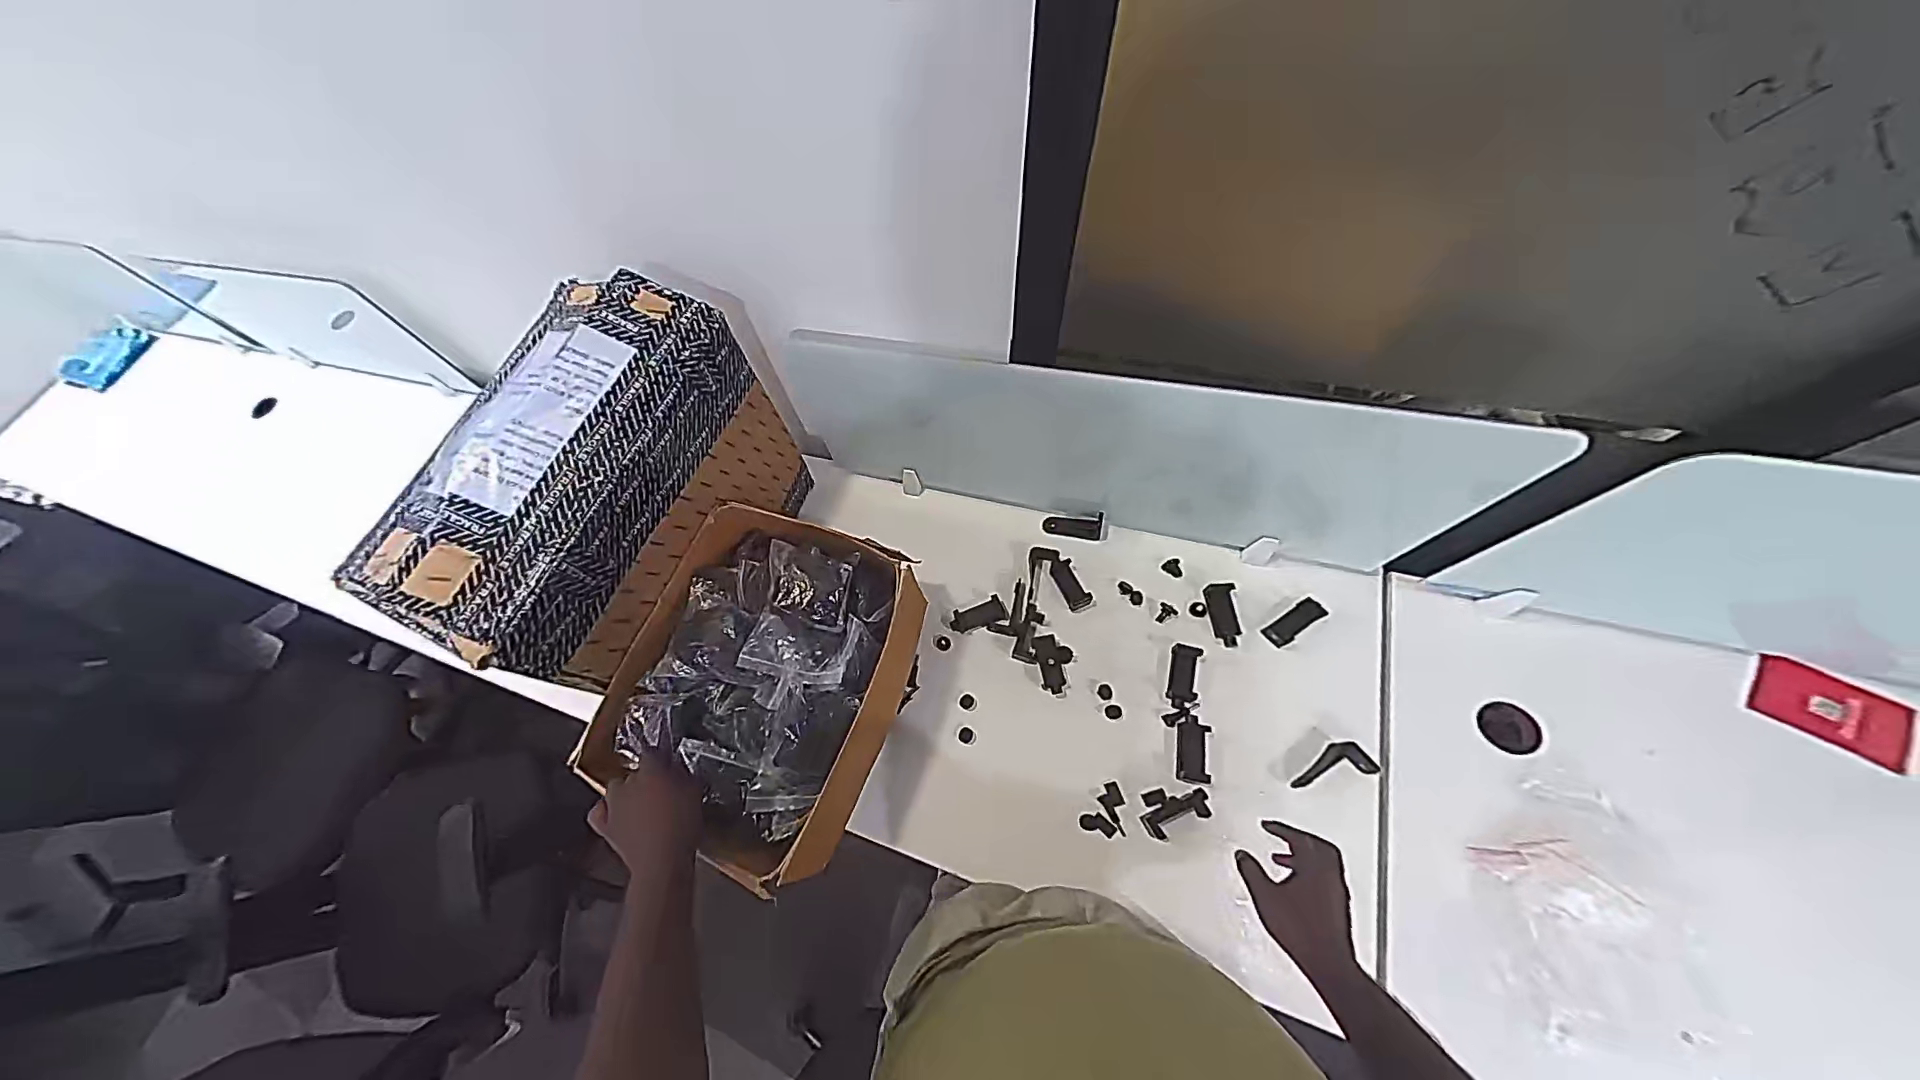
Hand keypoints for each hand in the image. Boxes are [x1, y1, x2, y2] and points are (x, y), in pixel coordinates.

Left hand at [589, 751, 702, 874]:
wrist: (661, 861)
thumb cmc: (682, 826)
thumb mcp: (694, 792)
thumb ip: (684, 776)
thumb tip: (676, 770)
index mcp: (652, 771)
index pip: (652, 752)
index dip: (660, 756)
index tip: (668, 762)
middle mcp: (628, 783)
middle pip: (634, 772)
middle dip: (646, 778)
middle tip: (662, 789)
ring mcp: (613, 805)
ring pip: (615, 789)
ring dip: (626, 793)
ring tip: (642, 804)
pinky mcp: (604, 826)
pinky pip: (599, 811)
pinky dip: (606, 810)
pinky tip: (616, 814)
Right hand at [1236, 820, 1357, 979]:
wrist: (1327, 963)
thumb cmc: (1302, 932)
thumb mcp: (1264, 895)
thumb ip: (1251, 871)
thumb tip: (1242, 856)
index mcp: (1314, 866)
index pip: (1298, 837)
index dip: (1281, 828)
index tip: (1269, 825)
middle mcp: (1330, 875)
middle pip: (1317, 845)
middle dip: (1297, 838)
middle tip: (1282, 835)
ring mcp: (1337, 891)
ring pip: (1323, 862)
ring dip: (1303, 856)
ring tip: (1283, 859)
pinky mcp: (1339, 906)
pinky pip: (1325, 878)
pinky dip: (1310, 872)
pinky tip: (1294, 885)